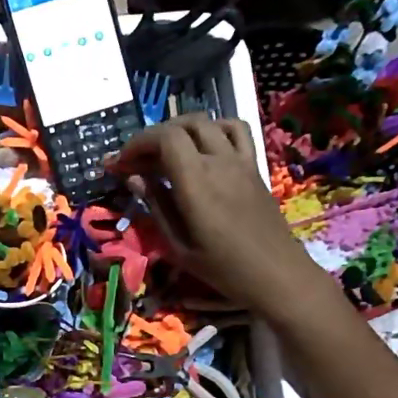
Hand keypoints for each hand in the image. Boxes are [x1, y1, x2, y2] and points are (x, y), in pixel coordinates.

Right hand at [109, 116, 330, 312]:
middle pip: (181, 126)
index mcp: (197, 181)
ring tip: (166, 152)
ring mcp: (239, 160)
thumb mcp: (179, 245)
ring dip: (180, 129)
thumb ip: (156, 205)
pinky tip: (205, 147)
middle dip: (152, 138)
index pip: (164, 138)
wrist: (276, 274)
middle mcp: (218, 161)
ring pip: (206, 122)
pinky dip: (215, 128)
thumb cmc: (224, 269)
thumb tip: (133, 177)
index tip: (120, 165)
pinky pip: (235, 130)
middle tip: (137, 162)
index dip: (137, 144)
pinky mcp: (254, 166)